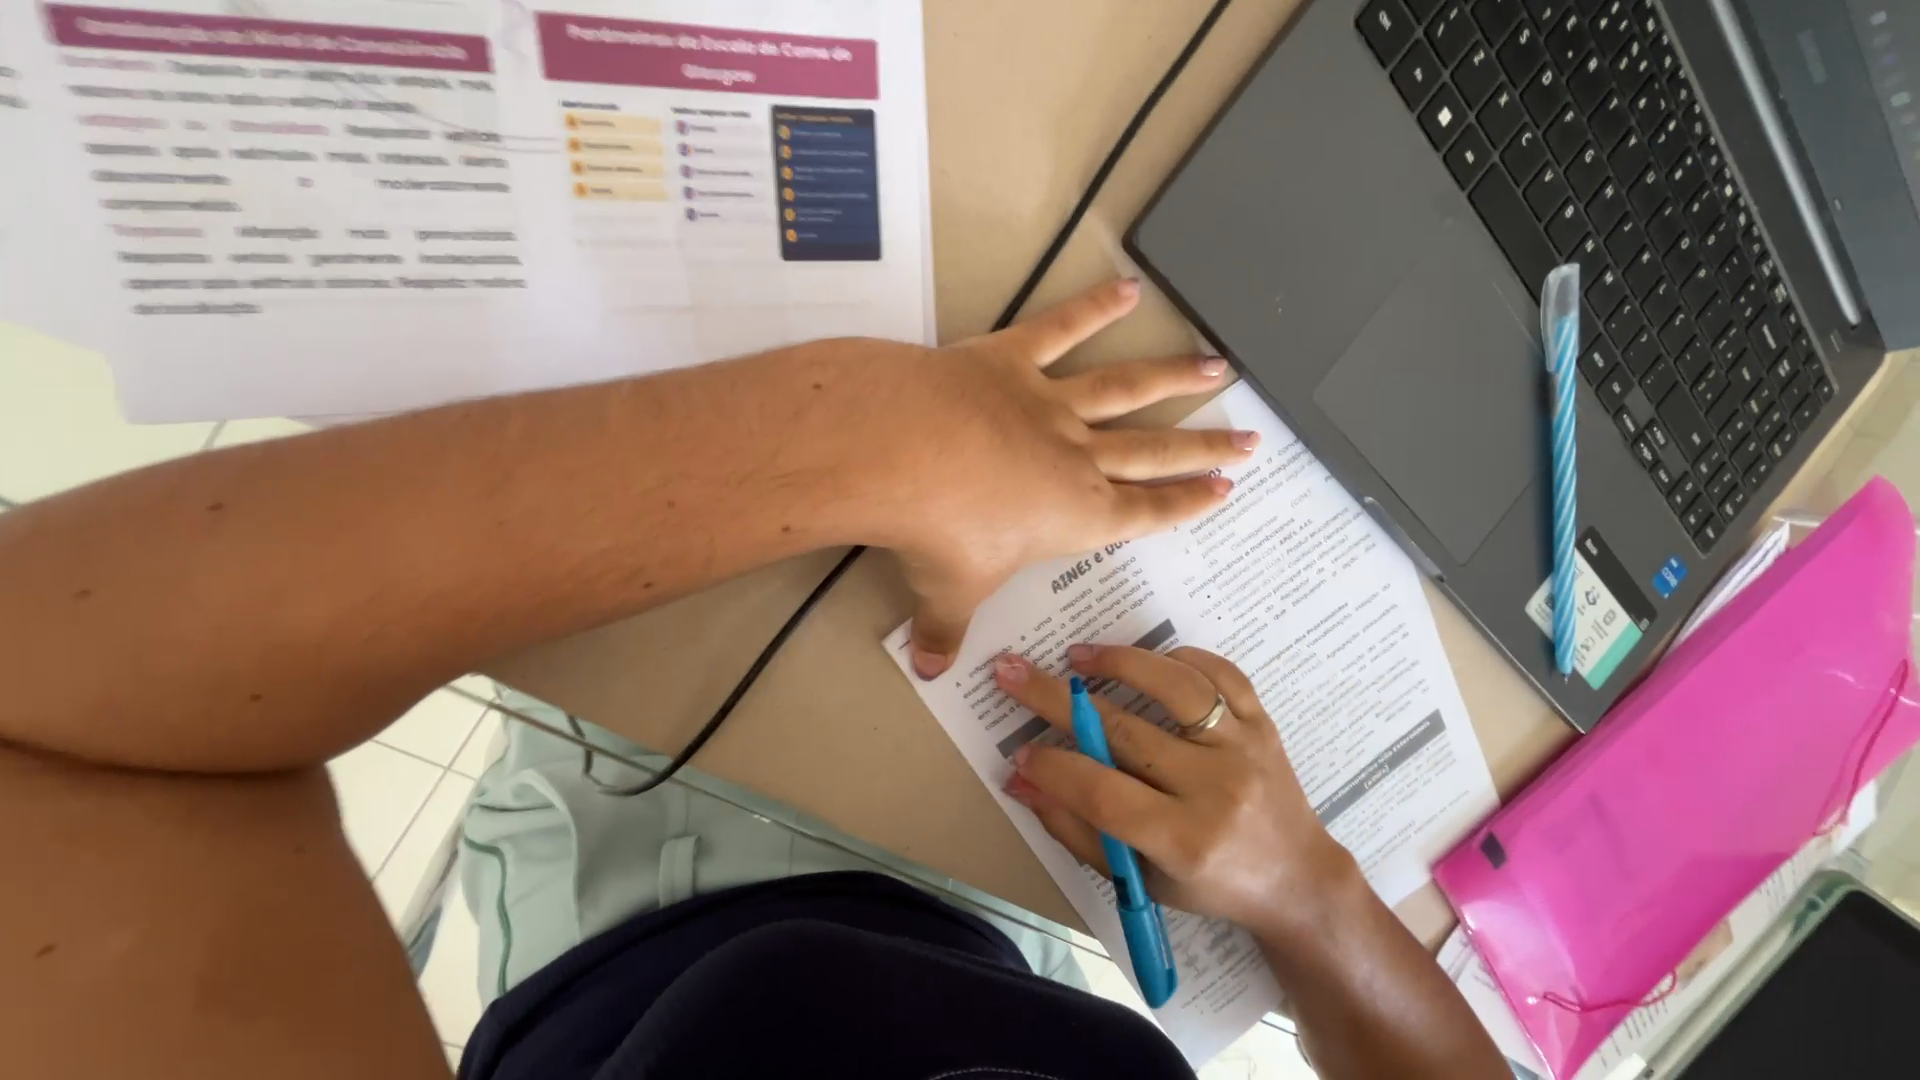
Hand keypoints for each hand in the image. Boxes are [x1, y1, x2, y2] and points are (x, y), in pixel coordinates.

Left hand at [871, 278, 1258, 676]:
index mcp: (1075, 516)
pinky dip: (1094, 307)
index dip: (1187, 503)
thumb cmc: (937, 532)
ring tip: (1215, 367)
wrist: (899, 456)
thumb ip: (943, 631)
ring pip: (1126, 389)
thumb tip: (929, 671)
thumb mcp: (946, 592)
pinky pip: (1061, 330)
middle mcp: (1076, 457)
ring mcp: (1048, 404)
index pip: (1145, 512)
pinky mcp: (1012, 360)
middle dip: (1202, 448)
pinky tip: (1127, 289)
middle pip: (1153, 452)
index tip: (1225, 488)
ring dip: (1174, 378)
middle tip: (1247, 438)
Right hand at [990, 644, 1354, 933]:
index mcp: (1185, 840)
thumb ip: (1075, 829)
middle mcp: (1218, 789)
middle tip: (1013, 672)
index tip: (1018, 751)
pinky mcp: (1264, 724)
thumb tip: (1021, 781)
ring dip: (1120, 663)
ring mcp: (1245, 749)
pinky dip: (1180, 659)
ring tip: (1077, 656)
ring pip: (1176, 687)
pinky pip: (1221, 674)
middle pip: (1125, 731)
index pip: (1103, 793)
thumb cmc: (1209, 885)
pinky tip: (1147, 660)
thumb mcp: (1139, 878)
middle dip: (1057, 699)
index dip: (1054, 769)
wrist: (1297, 877)